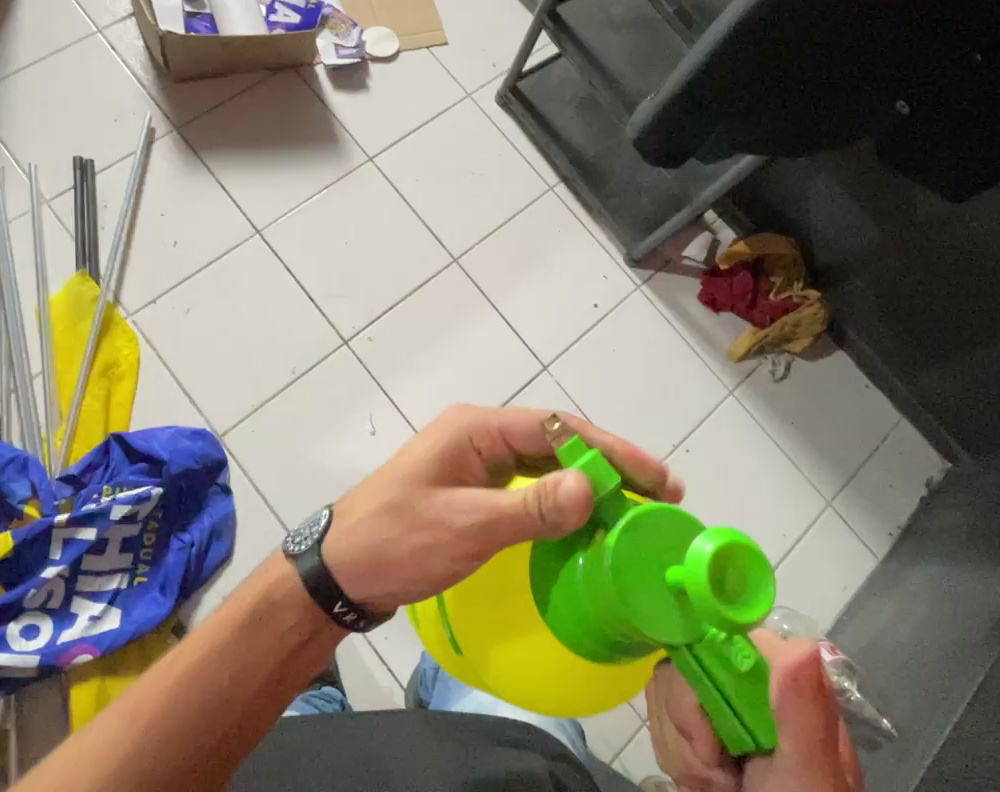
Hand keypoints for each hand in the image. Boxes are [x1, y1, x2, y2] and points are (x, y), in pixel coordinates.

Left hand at [319, 405, 680, 612]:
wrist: (338, 572)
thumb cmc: (396, 542)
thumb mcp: (466, 527)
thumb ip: (531, 507)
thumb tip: (593, 485)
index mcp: (476, 429)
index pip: (558, 428)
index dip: (611, 451)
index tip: (656, 478)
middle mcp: (480, 436)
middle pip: (558, 441)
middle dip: (609, 465)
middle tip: (662, 494)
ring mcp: (476, 463)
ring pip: (547, 465)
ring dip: (590, 484)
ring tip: (638, 508)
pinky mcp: (474, 490)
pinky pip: (530, 488)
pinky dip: (563, 502)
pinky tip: (590, 521)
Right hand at [646, 631, 861, 791]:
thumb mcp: (810, 775)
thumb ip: (803, 711)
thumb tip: (800, 644)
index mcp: (783, 680)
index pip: (721, 638)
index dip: (699, 679)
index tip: (711, 738)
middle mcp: (750, 681)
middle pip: (684, 664)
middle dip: (687, 727)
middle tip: (720, 774)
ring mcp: (722, 702)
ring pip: (664, 690)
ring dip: (681, 750)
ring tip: (717, 786)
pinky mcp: (700, 724)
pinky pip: (660, 717)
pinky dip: (675, 757)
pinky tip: (705, 784)